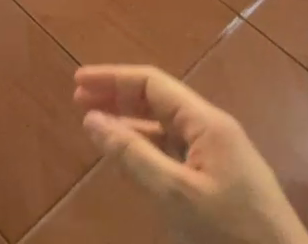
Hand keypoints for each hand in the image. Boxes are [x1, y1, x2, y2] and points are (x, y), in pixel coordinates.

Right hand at [75, 65, 307, 243]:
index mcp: (208, 124)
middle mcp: (215, 132)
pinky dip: (147, 146)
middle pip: (159, 101)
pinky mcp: (224, 182)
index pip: (152, 83)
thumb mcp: (175, 193)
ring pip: (166, 126)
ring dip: (130, 122)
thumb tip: (91, 118)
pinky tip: (131, 159)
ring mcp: (222, 158)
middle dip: (117, 97)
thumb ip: (132, 153)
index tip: (76, 83)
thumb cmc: (232, 234)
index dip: (112, 78)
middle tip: (79, 102)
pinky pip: (176, 150)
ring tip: (98, 128)